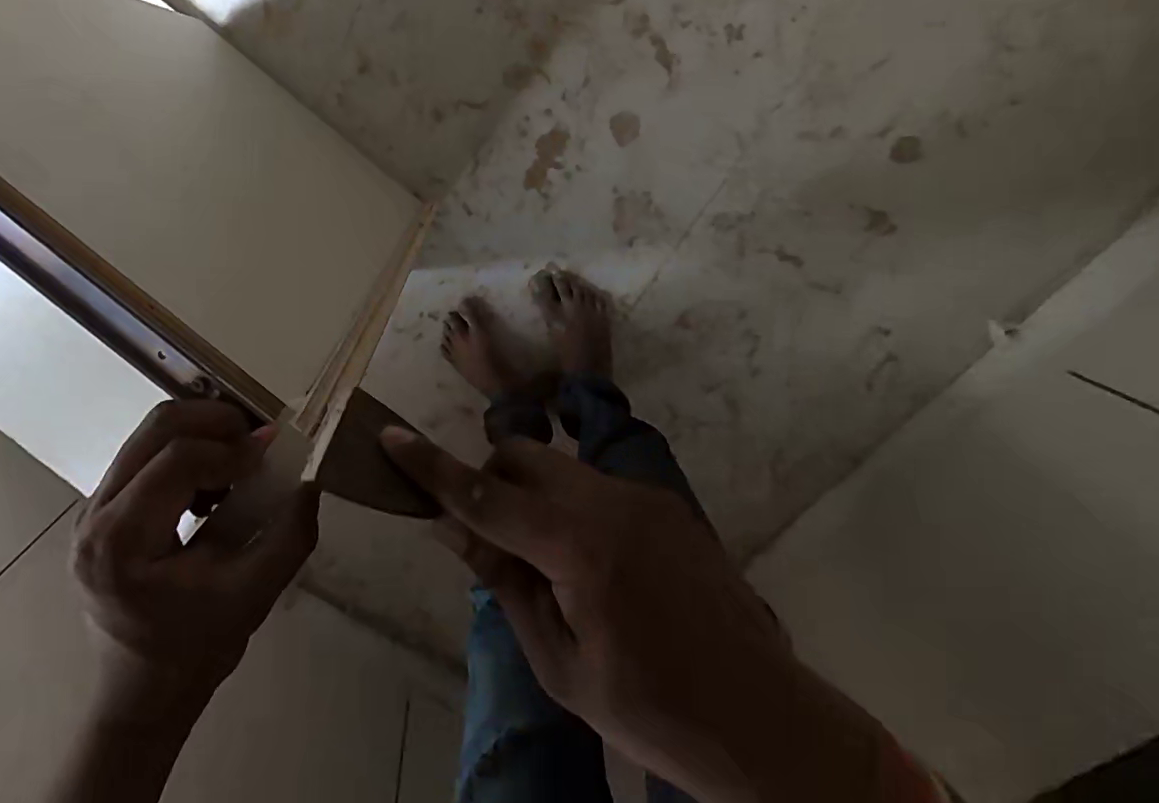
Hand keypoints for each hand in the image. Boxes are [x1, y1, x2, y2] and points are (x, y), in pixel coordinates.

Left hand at [71, 400, 319, 713]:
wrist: (143, 688)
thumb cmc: (196, 649)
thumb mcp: (254, 596)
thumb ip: (288, 535)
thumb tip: (308, 479)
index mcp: (121, 543)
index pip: (177, 461)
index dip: (231, 448)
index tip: (270, 453)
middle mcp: (94, 516)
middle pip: (156, 429)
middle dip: (214, 420)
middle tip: (257, 438)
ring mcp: (91, 508)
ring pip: (149, 434)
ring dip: (201, 432)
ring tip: (238, 461)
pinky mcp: (101, 506)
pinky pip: (145, 453)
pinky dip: (186, 449)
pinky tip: (213, 481)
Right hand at [382, 429, 893, 802]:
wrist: (768, 722)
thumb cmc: (652, 710)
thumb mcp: (558, 661)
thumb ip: (502, 579)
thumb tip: (449, 523)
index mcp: (578, 549)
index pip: (483, 496)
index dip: (430, 466)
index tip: (390, 436)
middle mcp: (610, 503)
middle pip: (519, 457)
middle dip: (487, 482)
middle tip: (490, 540)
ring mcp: (642, 498)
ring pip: (555, 465)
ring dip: (527, 493)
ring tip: (545, 561)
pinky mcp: (663, 503)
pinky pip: (591, 484)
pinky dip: (566, 506)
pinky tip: (589, 565)